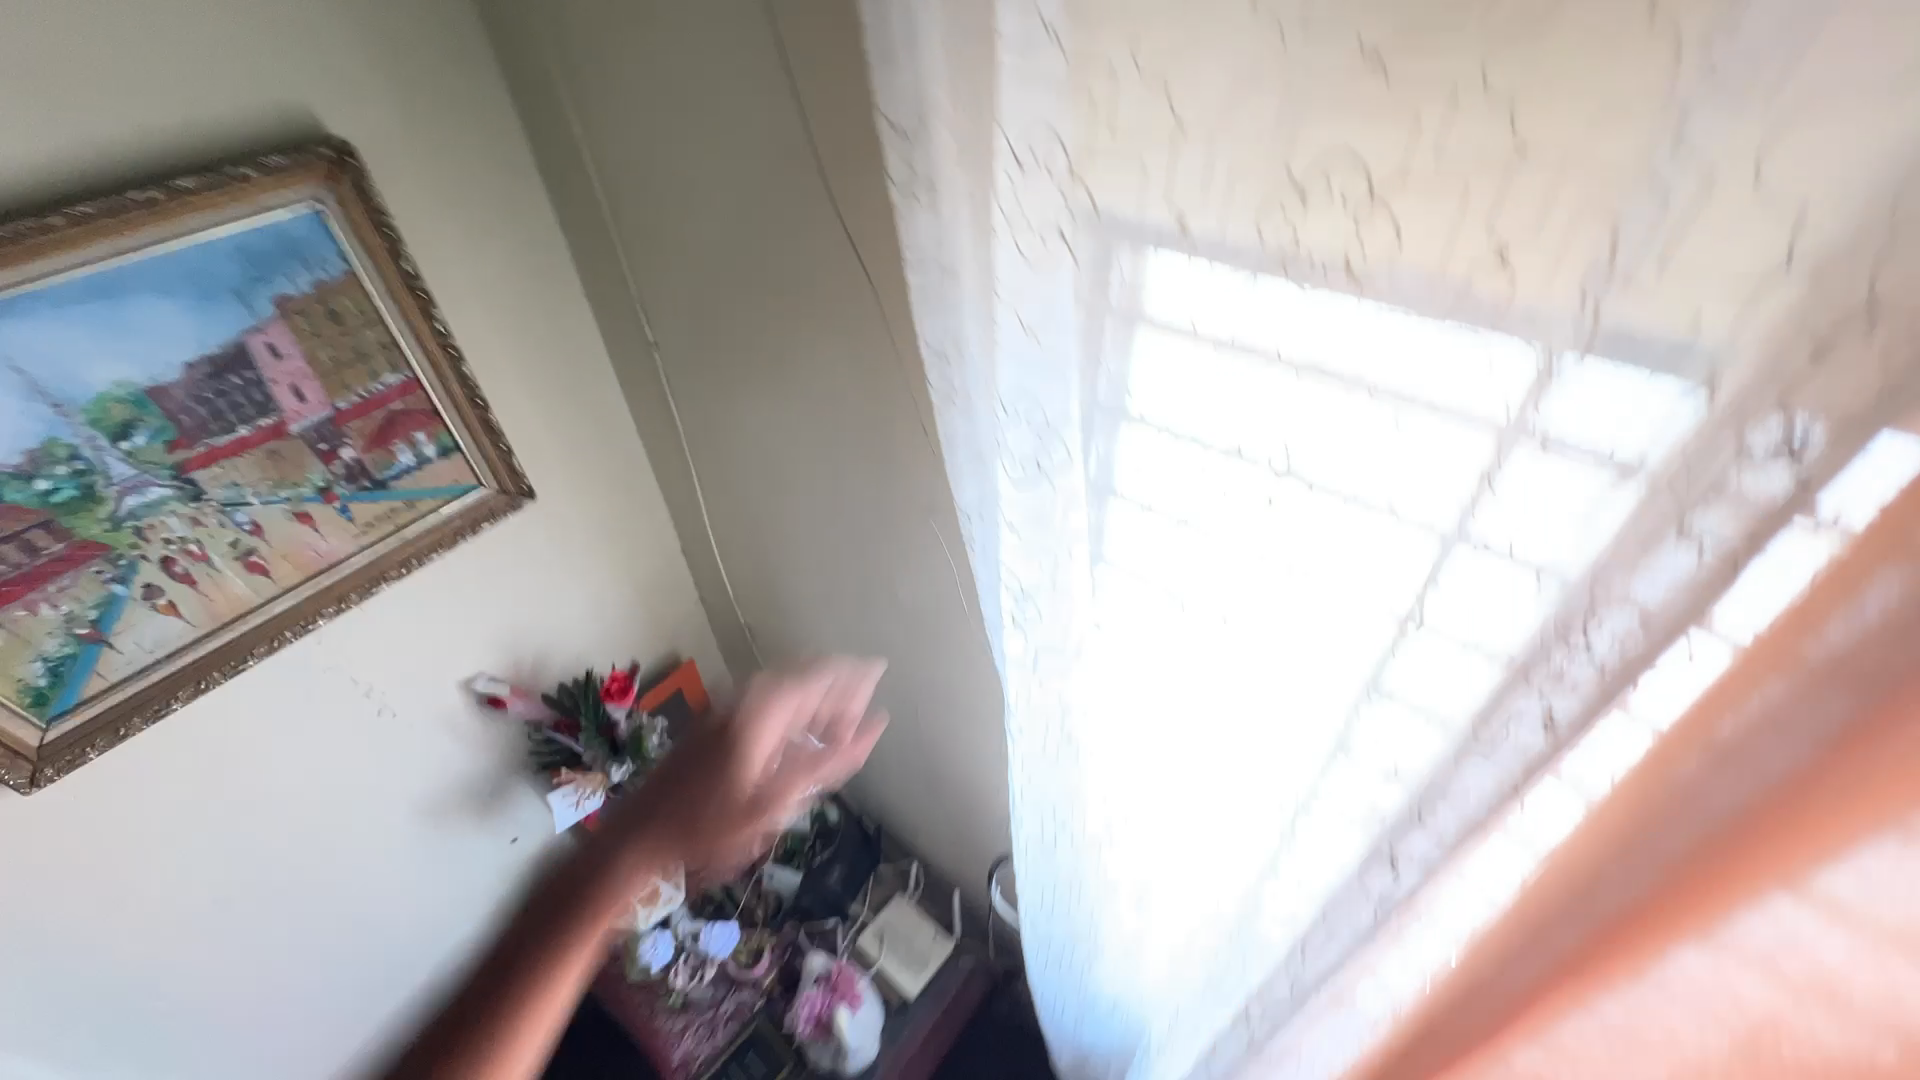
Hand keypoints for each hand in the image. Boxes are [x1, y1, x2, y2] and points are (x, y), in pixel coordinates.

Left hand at [602, 657, 889, 881]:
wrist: (640, 836)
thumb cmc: (711, 825)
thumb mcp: (778, 800)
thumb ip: (831, 760)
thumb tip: (877, 725)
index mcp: (766, 706)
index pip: (826, 673)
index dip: (858, 679)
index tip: (883, 687)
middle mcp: (750, 693)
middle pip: (809, 675)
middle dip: (841, 692)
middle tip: (861, 722)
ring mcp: (732, 703)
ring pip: (791, 686)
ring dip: (820, 704)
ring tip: (839, 733)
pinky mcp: (722, 717)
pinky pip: (773, 699)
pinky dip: (798, 712)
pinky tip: (805, 738)